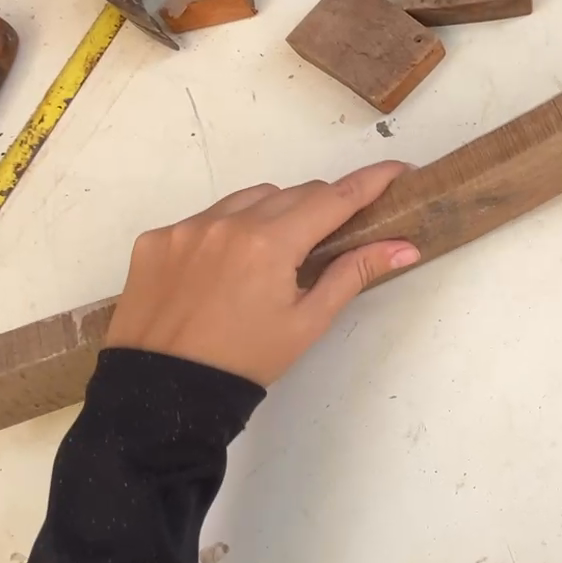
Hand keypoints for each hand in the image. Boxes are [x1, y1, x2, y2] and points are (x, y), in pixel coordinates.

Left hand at [103, 163, 419, 385]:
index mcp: (271, 242)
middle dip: (324, 205)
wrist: (163, 394)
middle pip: (296, 193)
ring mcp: (187, 227)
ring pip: (251, 198)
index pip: (334, 198)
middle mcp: (228, 222)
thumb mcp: (309, 320)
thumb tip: (404, 247)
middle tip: (337, 234)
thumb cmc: (247, 359)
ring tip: (277, 254)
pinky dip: (230, 229)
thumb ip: (355, 272)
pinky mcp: (157, 239)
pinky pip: (208, 217)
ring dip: (276, 212)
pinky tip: (228, 267)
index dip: (371, 180)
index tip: (397, 168)